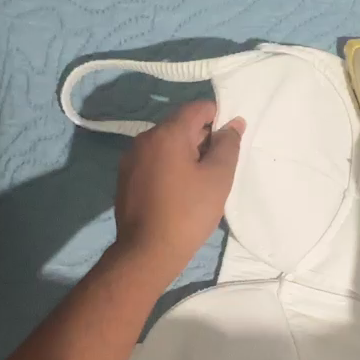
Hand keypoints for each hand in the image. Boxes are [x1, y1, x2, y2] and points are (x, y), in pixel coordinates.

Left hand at [110, 99, 244, 277]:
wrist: (147, 252)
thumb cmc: (188, 213)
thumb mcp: (218, 178)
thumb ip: (228, 145)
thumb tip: (234, 123)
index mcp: (167, 134)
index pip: (196, 108)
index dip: (218, 116)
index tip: (230, 138)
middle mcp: (144, 139)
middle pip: (180, 125)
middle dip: (202, 137)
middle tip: (220, 164)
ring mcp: (131, 159)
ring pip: (166, 144)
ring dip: (186, 153)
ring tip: (201, 179)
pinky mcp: (126, 178)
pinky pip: (154, 161)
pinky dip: (170, 166)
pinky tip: (180, 190)